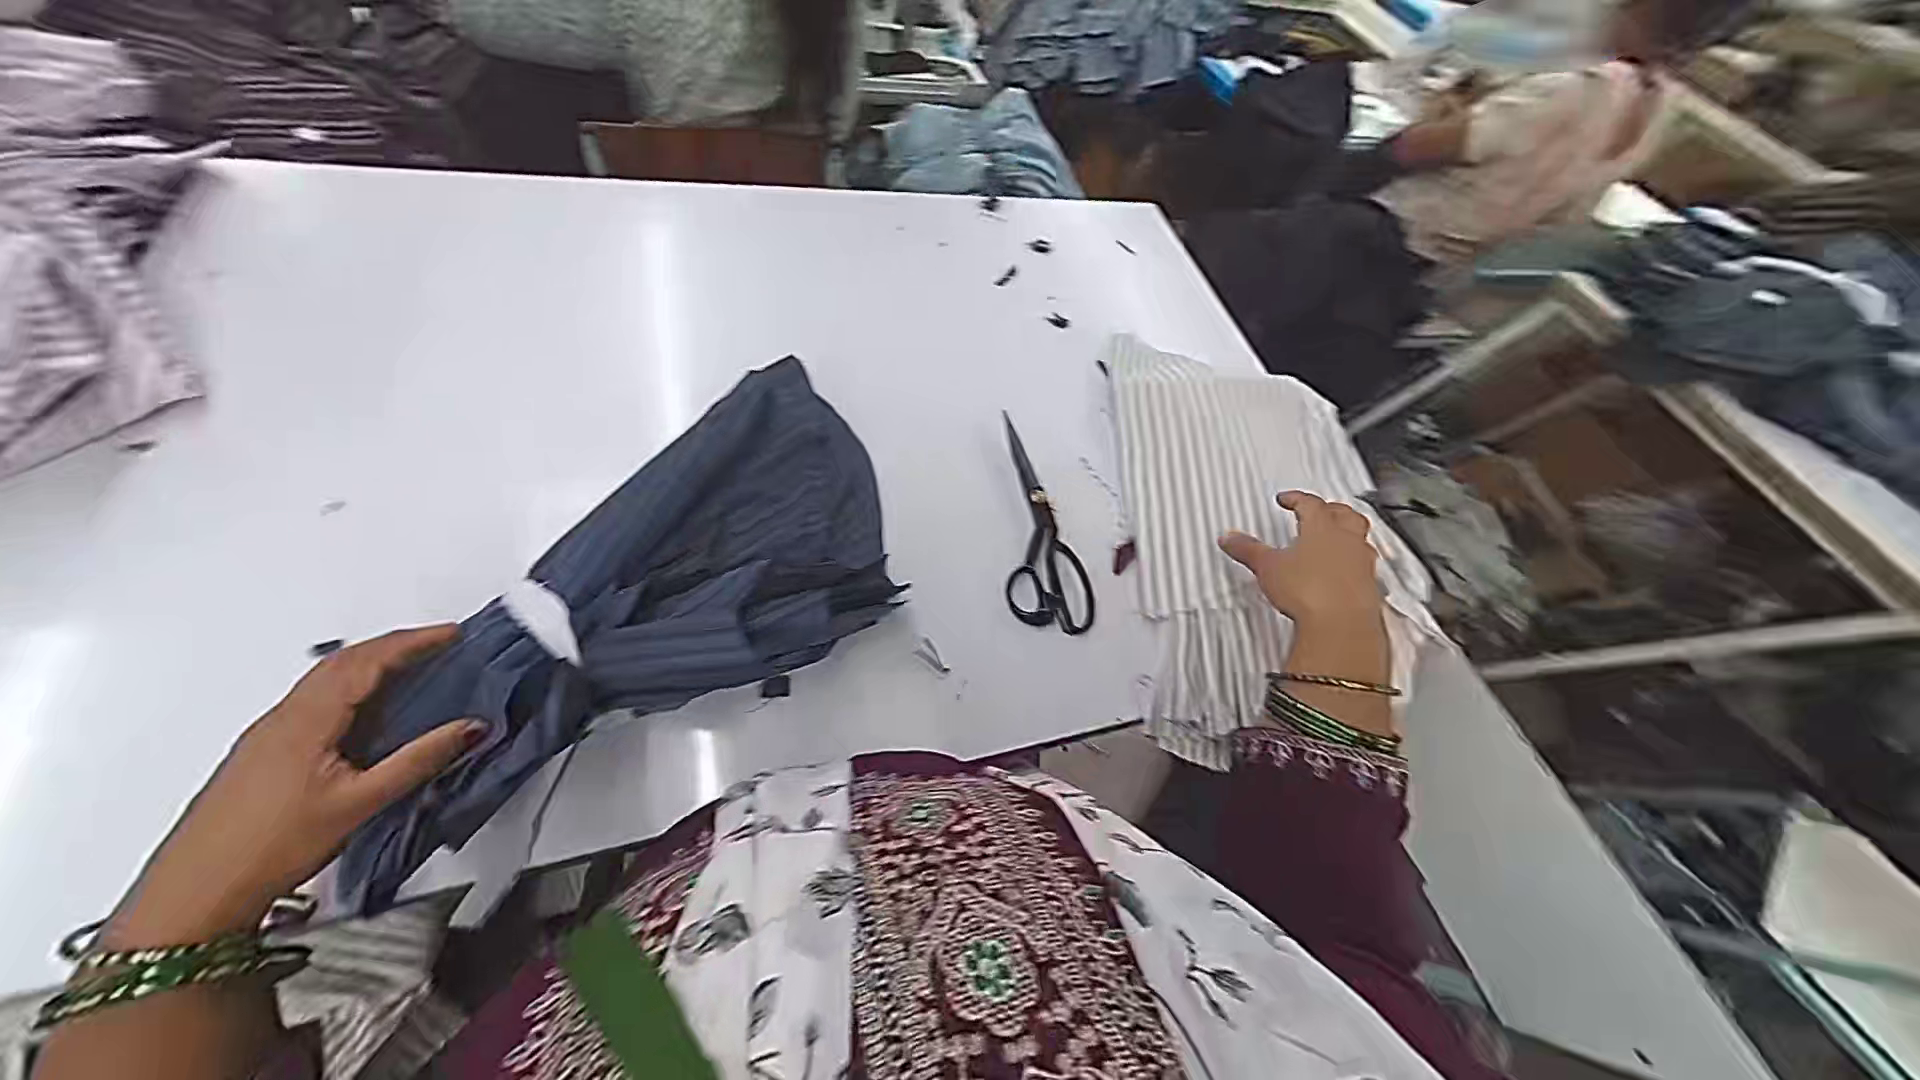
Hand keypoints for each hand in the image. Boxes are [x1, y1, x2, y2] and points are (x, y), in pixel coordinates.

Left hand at [102, 626, 483, 949]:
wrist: (191, 900)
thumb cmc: (266, 850)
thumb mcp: (360, 803)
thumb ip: (420, 759)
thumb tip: (471, 728)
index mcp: (304, 722)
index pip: (365, 662)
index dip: (412, 641)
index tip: (451, 633)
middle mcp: (282, 719)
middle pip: (343, 661)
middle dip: (395, 644)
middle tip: (440, 642)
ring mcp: (268, 735)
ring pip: (327, 679)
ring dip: (374, 662)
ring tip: (416, 665)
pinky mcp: (266, 752)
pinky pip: (317, 700)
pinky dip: (355, 685)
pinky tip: (374, 705)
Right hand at [1217, 491, 1383, 627]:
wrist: (1340, 624)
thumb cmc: (1310, 590)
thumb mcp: (1267, 566)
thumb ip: (1248, 549)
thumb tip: (1230, 539)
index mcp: (1322, 528)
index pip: (1311, 503)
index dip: (1297, 498)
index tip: (1288, 499)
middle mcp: (1347, 540)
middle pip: (1344, 514)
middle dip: (1330, 509)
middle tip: (1320, 510)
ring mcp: (1362, 563)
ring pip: (1360, 538)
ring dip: (1347, 534)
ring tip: (1334, 539)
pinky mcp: (1370, 586)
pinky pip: (1365, 565)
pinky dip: (1353, 562)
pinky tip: (1343, 572)